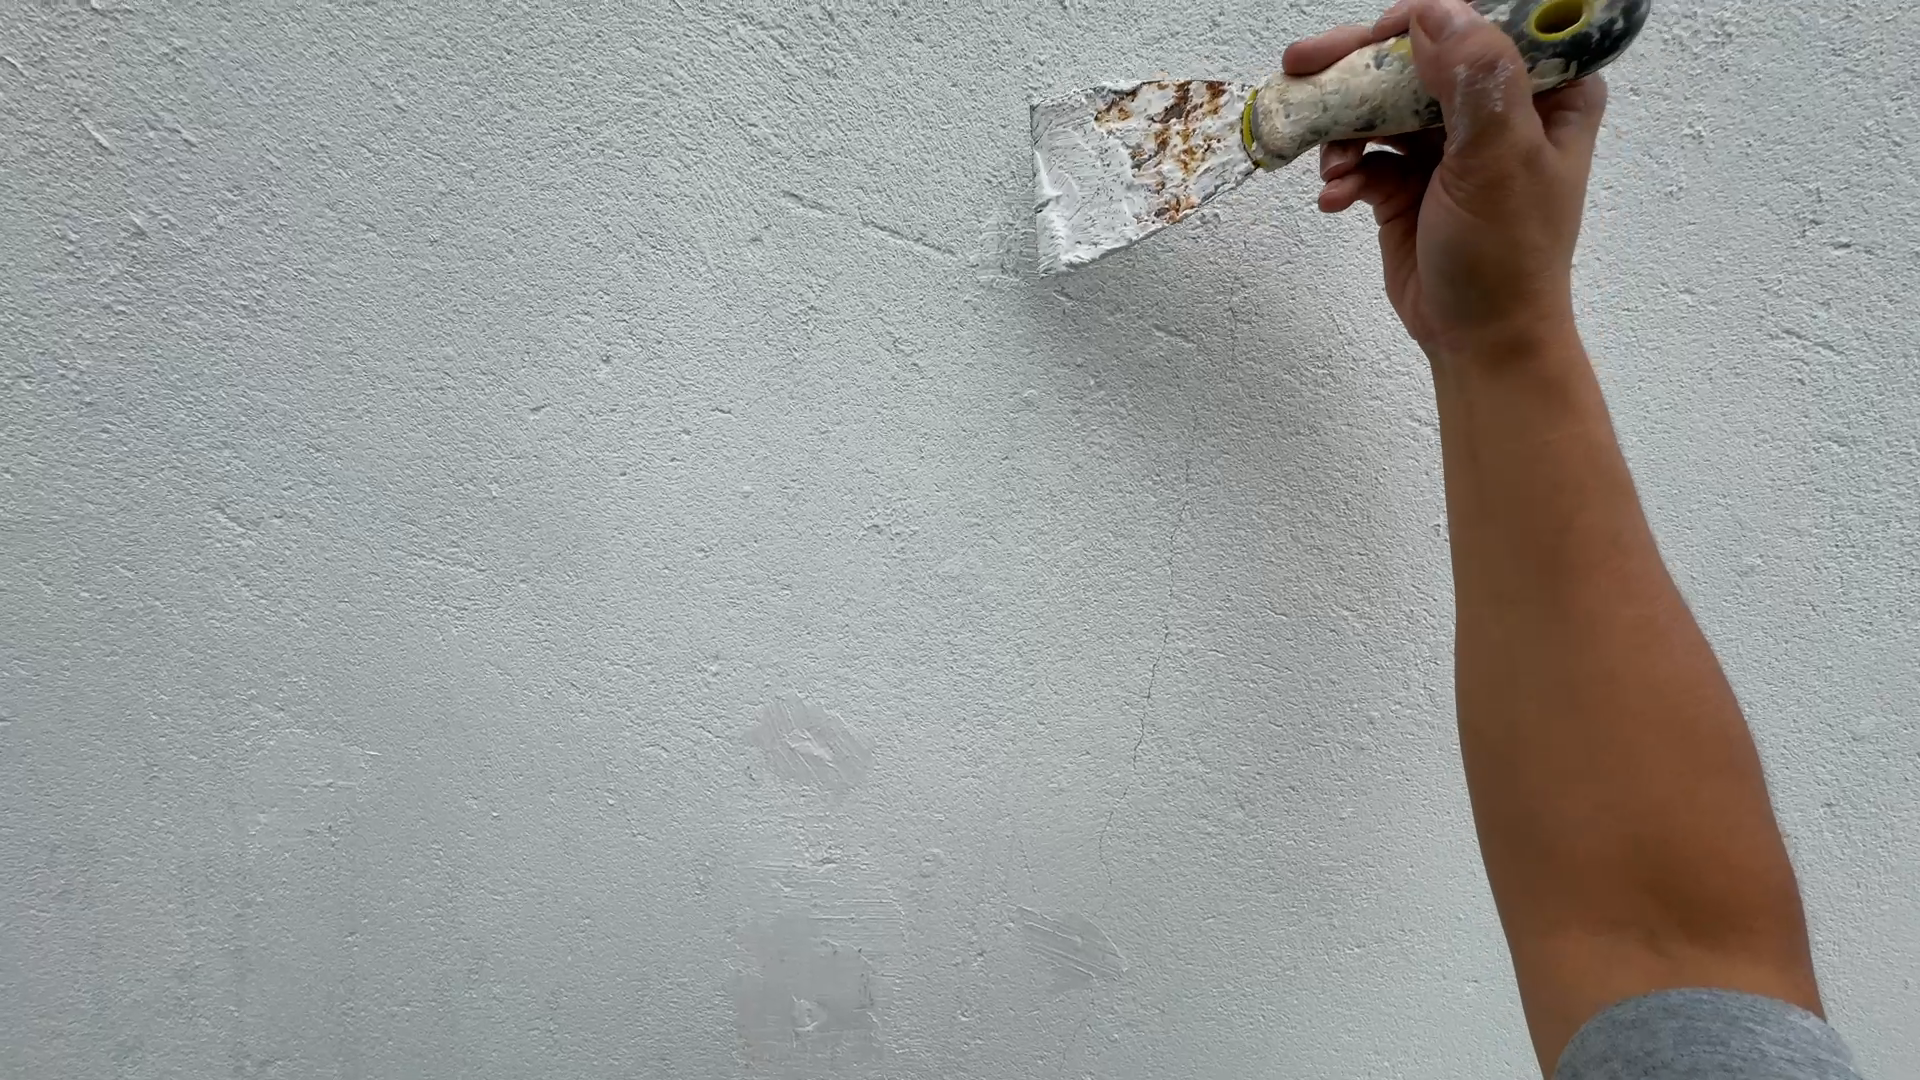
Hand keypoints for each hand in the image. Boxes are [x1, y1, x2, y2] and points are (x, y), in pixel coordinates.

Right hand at [1283, 0, 1607, 364]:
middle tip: (1300, 64)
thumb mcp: (1497, 160)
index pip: (1481, 26)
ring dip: (1343, 135)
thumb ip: (1474, 80)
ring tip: (1329, 169)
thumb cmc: (1504, 255)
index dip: (1424, 20)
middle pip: (1417, 64)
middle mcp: (1492, 109)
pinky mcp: (1404, 187)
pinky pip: (1365, 163)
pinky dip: (1344, 178)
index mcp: (1542, 89)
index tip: (1372, 38)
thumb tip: (1432, 14)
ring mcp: (1443, 150)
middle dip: (1357, 70)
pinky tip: (1333, 200)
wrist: (1475, 335)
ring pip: (1380, 113)